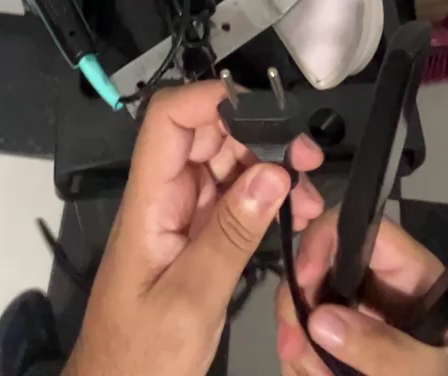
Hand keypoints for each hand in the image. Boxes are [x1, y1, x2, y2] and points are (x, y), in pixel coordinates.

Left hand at [66, 80, 324, 375]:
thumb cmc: (139, 360)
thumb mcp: (189, 303)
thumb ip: (231, 238)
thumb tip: (272, 174)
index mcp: (148, 201)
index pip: (166, 121)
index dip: (207, 99)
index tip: (264, 107)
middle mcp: (165, 197)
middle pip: (205, 136)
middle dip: (257, 134)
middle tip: (305, 156)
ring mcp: (183, 215)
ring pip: (226, 163)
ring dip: (269, 167)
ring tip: (309, 191)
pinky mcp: (199, 236)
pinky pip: (235, 199)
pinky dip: (266, 198)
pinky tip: (296, 211)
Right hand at [276, 212, 447, 375]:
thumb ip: (384, 351)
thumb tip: (318, 319)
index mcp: (415, 277)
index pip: (366, 230)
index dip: (326, 240)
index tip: (301, 281)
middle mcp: (385, 288)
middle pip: (327, 266)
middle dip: (300, 301)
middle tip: (290, 347)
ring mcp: (367, 318)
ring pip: (313, 304)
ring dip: (298, 338)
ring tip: (302, 372)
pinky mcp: (354, 347)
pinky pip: (314, 339)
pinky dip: (302, 359)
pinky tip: (306, 375)